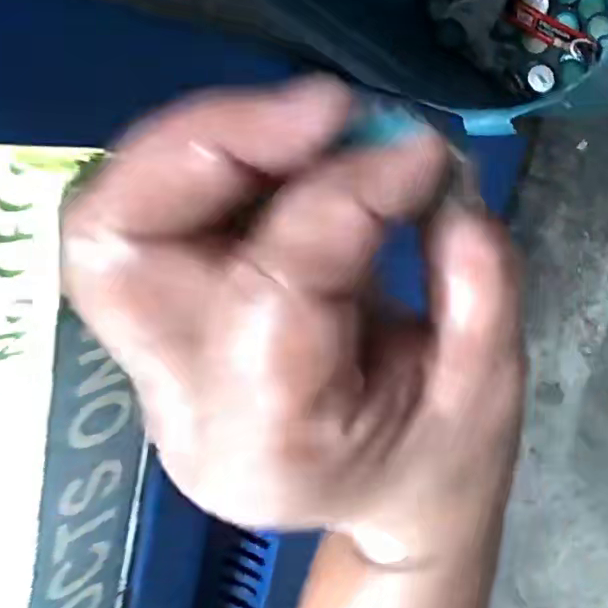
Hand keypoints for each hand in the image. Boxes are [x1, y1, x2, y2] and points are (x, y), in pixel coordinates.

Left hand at [62, 77, 524, 563]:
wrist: (396, 500)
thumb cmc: (447, 460)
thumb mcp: (491, 387)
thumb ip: (479, 287)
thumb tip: (442, 176)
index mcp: (270, 442)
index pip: (276, 288)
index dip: (350, 194)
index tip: (422, 150)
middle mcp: (180, 406)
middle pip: (122, 243)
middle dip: (220, 144)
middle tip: (330, 108)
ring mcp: (156, 369)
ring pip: (116, 220)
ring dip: (212, 144)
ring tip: (318, 121)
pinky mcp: (166, 333)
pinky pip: (156, 223)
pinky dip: (222, 166)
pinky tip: (298, 152)